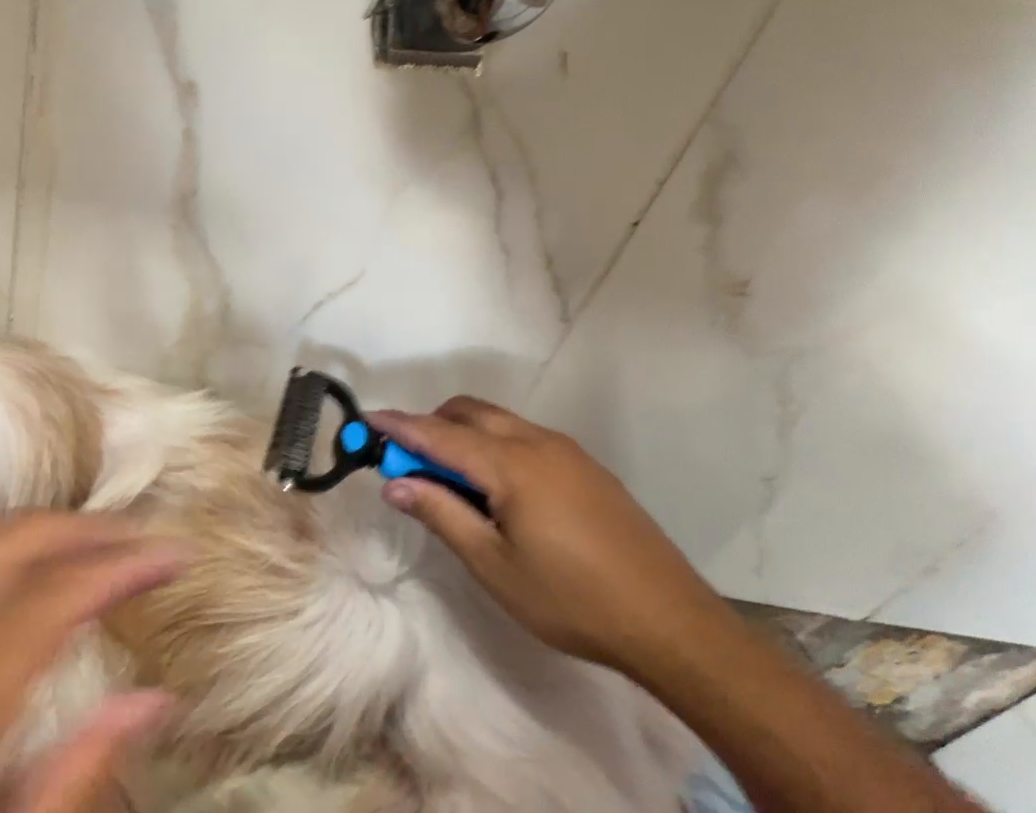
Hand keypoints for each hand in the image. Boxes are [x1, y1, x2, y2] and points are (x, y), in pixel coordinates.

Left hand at [0, 513, 182, 812]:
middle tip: (141, 536)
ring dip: (43, 533)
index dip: (124, 562)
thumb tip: (154, 700)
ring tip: (97, 549)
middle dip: (83, 525)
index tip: (175, 554)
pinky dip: (3, 555)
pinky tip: (29, 581)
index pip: (58, 591)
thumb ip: (80, 766)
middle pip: (12, 539)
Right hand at [371, 399, 726, 672]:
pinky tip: (495, 494)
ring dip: (462, 436)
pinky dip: (493, 448)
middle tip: (406, 464)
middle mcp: (539, 444)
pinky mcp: (589, 470)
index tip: (364, 421)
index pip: (438, 433)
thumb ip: (441, 514)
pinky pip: (525, 439)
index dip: (398, 426)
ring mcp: (569, 454)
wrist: (671, 623)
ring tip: (448, 484)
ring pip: (499, 423)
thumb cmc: (570, 599)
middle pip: (470, 412)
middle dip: (430, 425)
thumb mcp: (492, 564)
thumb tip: (395, 483)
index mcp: (512, 465)